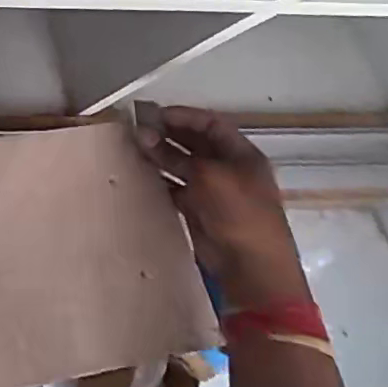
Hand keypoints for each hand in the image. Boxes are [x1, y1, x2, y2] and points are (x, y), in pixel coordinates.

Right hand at [132, 106, 310, 308]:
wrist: (253, 272)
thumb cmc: (239, 215)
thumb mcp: (208, 177)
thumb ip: (174, 153)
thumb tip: (142, 134)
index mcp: (242, 155)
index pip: (210, 123)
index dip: (183, 115)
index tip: (153, 114)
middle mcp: (229, 169)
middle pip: (195, 142)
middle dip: (167, 134)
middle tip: (137, 128)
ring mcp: (214, 190)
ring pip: (183, 164)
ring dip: (160, 155)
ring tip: (134, 147)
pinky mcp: (200, 210)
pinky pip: (176, 186)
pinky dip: (160, 178)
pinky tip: (141, 172)